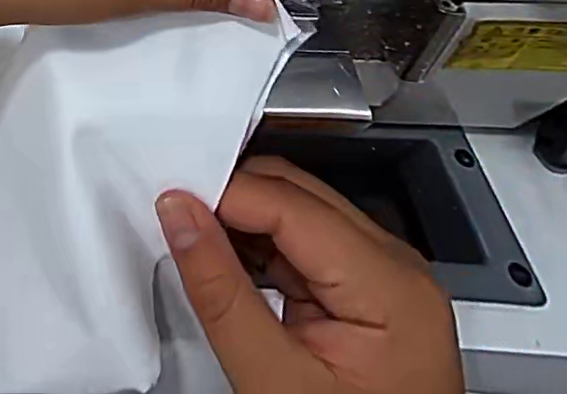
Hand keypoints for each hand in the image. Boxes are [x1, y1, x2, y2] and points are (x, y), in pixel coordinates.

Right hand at [157, 157, 463, 393]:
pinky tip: (228, 263)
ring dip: (239, 217)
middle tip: (178, 217)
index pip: (288, 204)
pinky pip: (297, 235)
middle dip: (229, 198)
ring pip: (291, 205)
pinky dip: (255, 240)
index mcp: (389, 286)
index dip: (223, 194)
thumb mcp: (275, 385)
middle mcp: (394, 265)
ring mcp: (381, 272)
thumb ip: (220, 291)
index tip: (171, 201)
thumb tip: (180, 213)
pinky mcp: (361, 284)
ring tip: (198, 242)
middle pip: (292, 191)